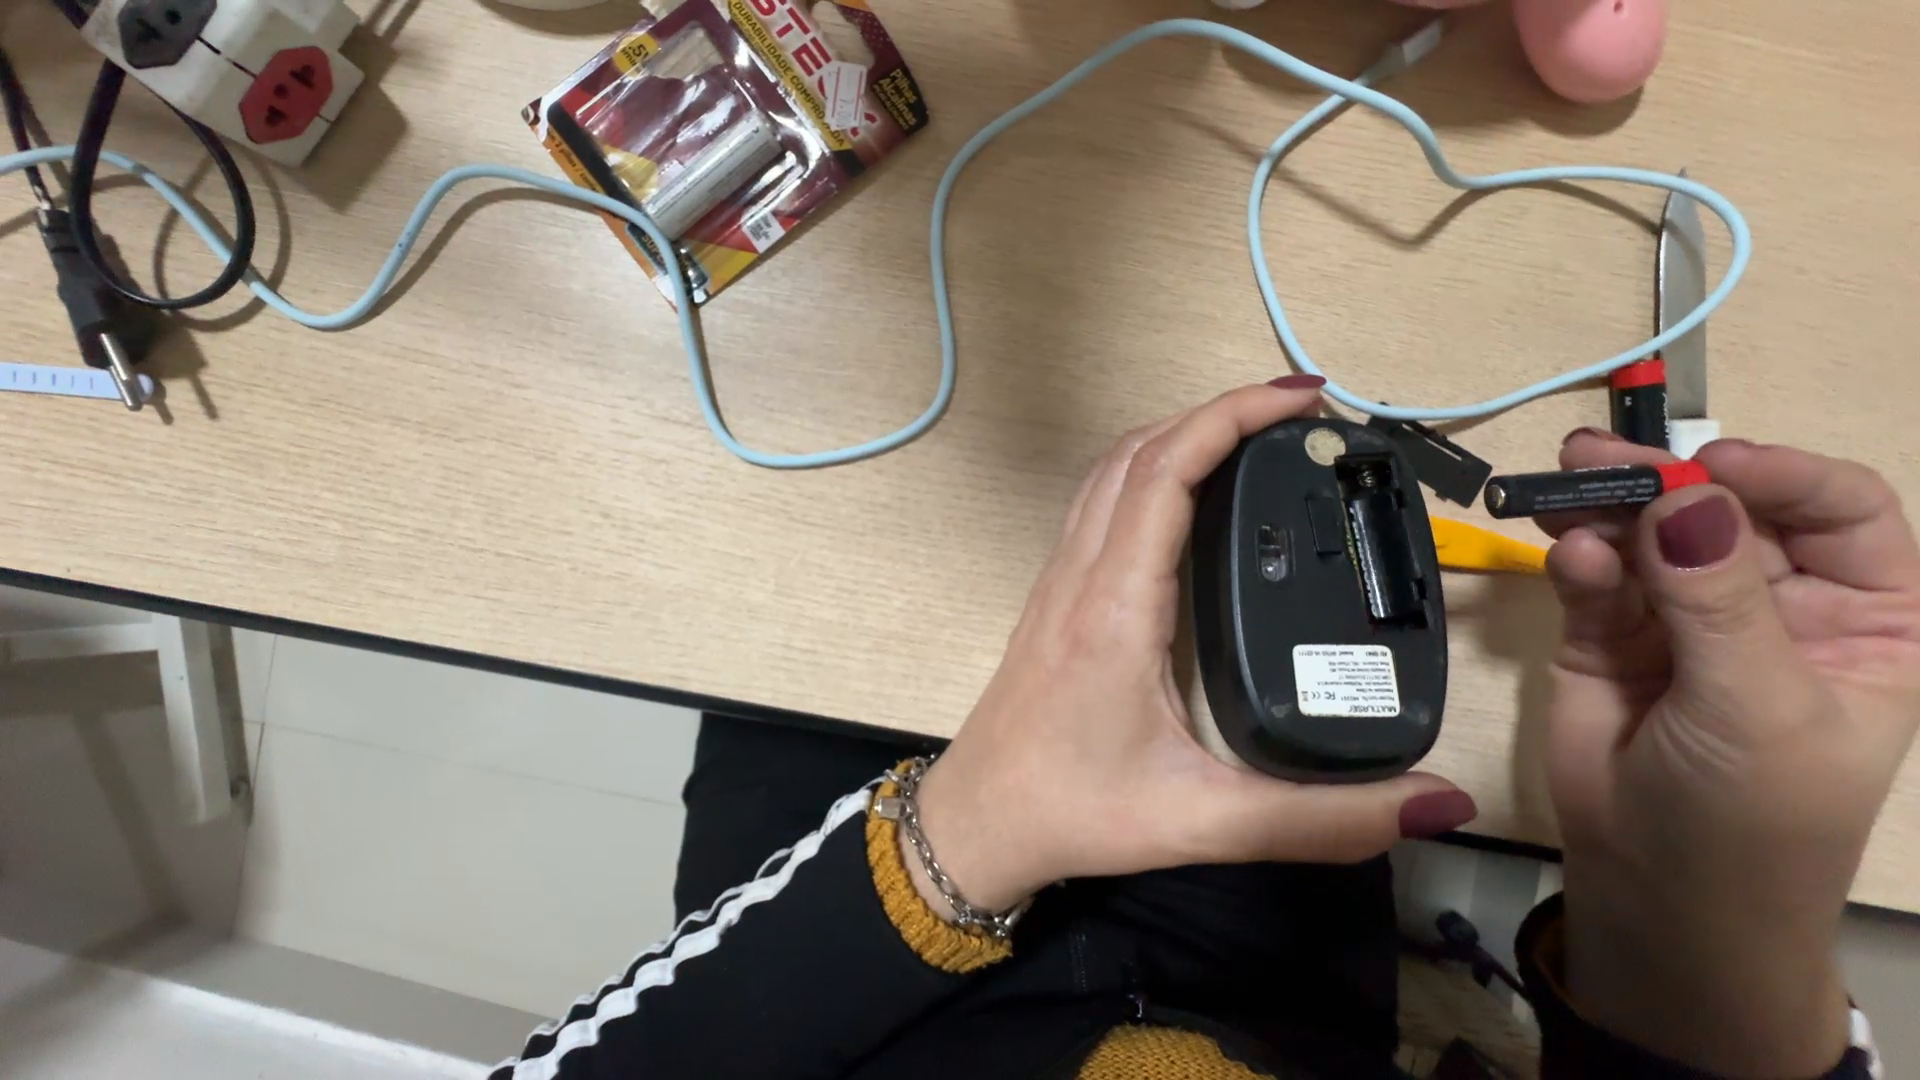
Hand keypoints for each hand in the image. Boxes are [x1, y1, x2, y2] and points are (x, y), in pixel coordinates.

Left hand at [905, 379, 1476, 915]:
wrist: (979, 818)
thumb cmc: (1074, 812)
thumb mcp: (1204, 822)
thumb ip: (1323, 818)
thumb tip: (1439, 799)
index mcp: (1116, 606)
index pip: (1166, 471)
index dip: (1231, 416)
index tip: (1302, 398)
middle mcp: (1080, 574)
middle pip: (1136, 453)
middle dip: (1215, 413)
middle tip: (1297, 416)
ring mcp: (1058, 579)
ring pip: (1109, 472)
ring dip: (1174, 434)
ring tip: (1250, 439)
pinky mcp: (1054, 594)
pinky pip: (1096, 504)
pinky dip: (1144, 471)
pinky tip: (1186, 496)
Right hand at [1540, 431, 1919, 1075]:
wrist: (1654, 879)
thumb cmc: (1754, 810)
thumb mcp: (1760, 706)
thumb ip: (1719, 602)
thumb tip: (1684, 500)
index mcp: (1860, 616)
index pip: (1839, 514)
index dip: (1779, 478)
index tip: (1706, 465)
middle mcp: (1767, 602)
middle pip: (1720, 513)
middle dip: (1662, 481)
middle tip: (1591, 455)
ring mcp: (1676, 615)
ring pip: (1640, 537)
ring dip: (1599, 508)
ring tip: (1556, 486)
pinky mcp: (1601, 632)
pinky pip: (1590, 580)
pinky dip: (1574, 564)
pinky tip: (1566, 560)